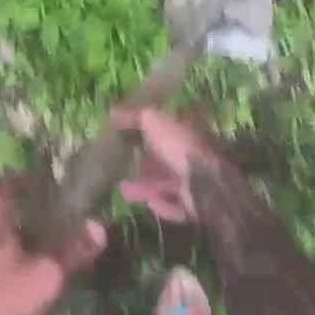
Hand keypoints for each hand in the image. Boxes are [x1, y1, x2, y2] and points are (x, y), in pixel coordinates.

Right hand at [111, 107, 225, 222]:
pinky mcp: (193, 204)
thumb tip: (111, 110)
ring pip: (166, 184)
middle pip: (164, 160)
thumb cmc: (178, 145)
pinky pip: (174, 205)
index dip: (146, 133)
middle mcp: (189, 155)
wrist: (203, 181)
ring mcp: (193, 180)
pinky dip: (162, 204)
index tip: (126, 138)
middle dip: (144, 165)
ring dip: (145, 187)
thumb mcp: (152, 121)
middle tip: (121, 168)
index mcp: (184, 132)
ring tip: (123, 190)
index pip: (165, 131)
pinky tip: (150, 203)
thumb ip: (133, 116)